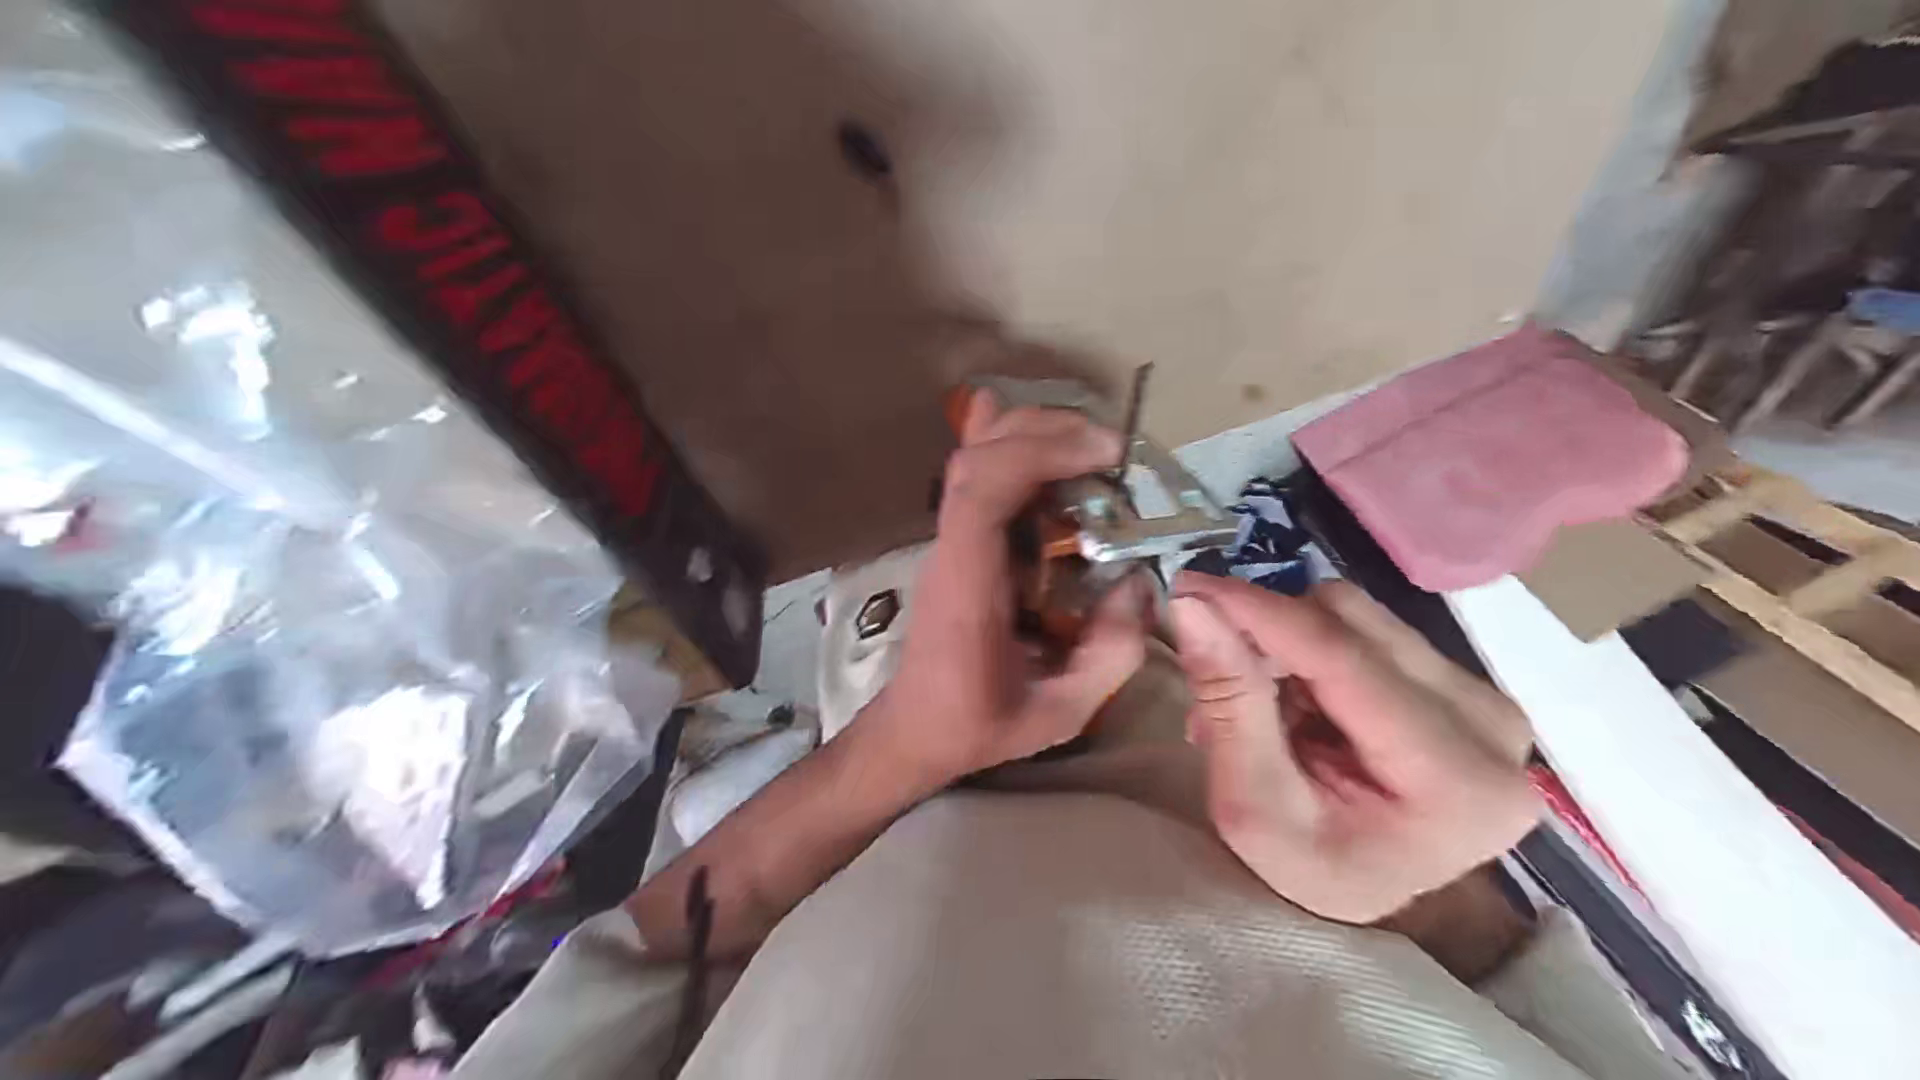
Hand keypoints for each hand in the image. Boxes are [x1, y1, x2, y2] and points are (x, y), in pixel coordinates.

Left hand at [857, 390, 1148, 787]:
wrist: (916, 727)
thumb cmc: (979, 723)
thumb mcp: (1061, 711)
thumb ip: (1110, 654)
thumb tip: (1139, 584)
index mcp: (967, 587)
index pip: (982, 492)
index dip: (1039, 455)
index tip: (1105, 455)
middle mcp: (952, 551)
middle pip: (977, 458)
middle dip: (1045, 433)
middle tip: (1111, 449)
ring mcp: (949, 543)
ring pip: (974, 458)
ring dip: (1032, 436)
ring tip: (1090, 447)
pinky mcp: (959, 543)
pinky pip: (977, 478)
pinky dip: (1009, 447)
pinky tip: (1040, 439)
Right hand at [1167, 572, 1537, 922]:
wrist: (1361, 894)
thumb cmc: (1304, 868)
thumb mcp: (1249, 802)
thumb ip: (1227, 700)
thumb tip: (1191, 605)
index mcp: (1456, 780)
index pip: (1344, 659)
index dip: (1259, 613)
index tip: (1187, 587)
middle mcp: (1490, 727)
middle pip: (1354, 624)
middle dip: (1267, 634)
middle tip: (1214, 666)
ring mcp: (1482, 699)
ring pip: (1357, 615)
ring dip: (1285, 640)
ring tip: (1256, 695)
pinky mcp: (1460, 684)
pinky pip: (1365, 628)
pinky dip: (1308, 647)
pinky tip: (1292, 695)